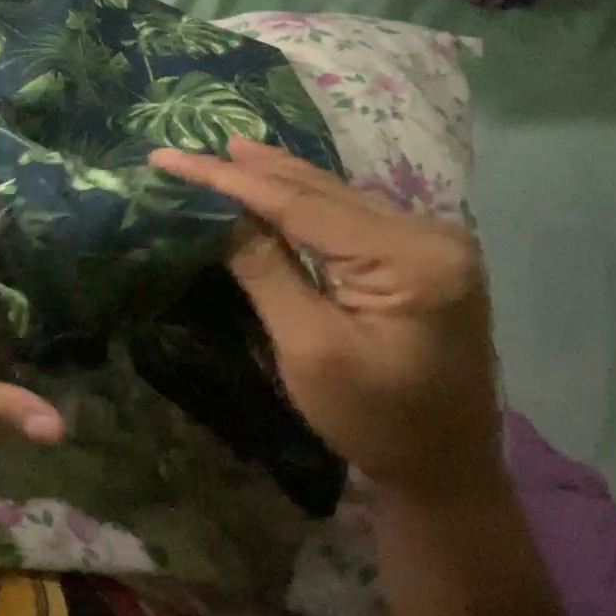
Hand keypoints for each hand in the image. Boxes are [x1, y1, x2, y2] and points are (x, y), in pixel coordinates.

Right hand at [151, 139, 504, 503]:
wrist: (446, 468)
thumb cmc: (374, 418)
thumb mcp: (309, 348)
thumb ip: (265, 271)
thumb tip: (217, 214)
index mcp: (409, 258)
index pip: (298, 203)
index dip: (227, 179)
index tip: (169, 157)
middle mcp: (429, 234)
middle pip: (319, 189)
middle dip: (249, 169)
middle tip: (188, 147)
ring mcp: (431, 241)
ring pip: (332, 194)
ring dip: (273, 176)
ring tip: (224, 152)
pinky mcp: (422, 255)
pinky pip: (347, 212)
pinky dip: (301, 197)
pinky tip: (273, 181)